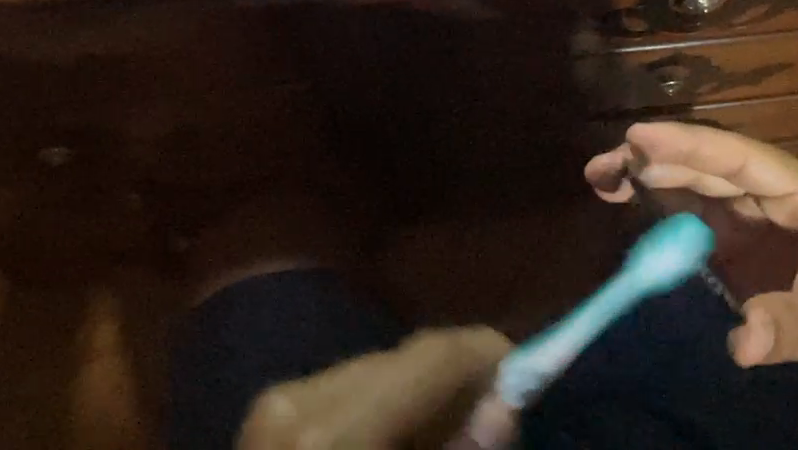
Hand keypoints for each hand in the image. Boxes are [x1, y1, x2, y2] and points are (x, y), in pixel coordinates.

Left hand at [239, 327, 509, 448]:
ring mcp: (276, 404)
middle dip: (459, 383)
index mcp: (331, 436)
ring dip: (423, 397)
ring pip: (382, 369)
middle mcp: (298, 399)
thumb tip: (502, 408)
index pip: (434, 355)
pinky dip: (386, 410)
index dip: (489, 357)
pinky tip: (400, 444)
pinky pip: (351, 388)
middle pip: (410, 359)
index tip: (528, 381)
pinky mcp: (269, 414)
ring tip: (447, 440)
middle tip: (495, 424)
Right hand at [585, 122, 797, 379]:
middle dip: (658, 159)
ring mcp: (752, 211)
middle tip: (604, 164)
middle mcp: (775, 193)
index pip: (745, 160)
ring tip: (601, 175)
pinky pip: (689, 209)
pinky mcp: (732, 234)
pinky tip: (621, 197)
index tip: (641, 136)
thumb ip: (792, 328)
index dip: (693, 145)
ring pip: (695, 179)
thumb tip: (741, 339)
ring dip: (649, 173)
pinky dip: (654, 202)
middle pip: (712, 164)